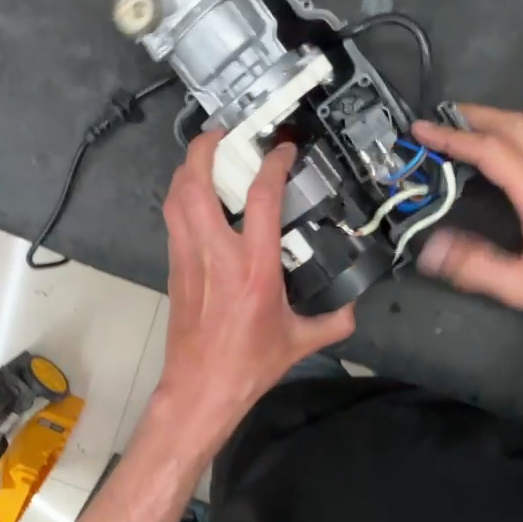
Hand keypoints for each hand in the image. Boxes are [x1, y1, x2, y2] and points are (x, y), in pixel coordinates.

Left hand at [148, 132, 355, 442]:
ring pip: (176, 199)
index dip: (272, 163)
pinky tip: (195, 198)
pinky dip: (181, 199)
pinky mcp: (175, 269)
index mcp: (254, 267)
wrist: (200, 387)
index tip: (283, 150)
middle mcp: (216, 254)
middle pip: (197, 184)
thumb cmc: (247, 365)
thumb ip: (332, 321)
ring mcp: (189, 259)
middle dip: (205, 149)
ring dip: (187, 169)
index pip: (261, 197)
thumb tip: (350, 310)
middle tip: (223, 133)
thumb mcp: (299, 342)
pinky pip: (172, 221)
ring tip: (206, 156)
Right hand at [410, 104, 522, 340]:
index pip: (492, 150)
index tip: (421, 130)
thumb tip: (430, 249)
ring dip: (498, 128)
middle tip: (440, 117)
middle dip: (475, 115)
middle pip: (517, 125)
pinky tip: (511, 168)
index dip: (451, 137)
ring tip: (468, 138)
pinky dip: (520, 146)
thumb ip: (473, 265)